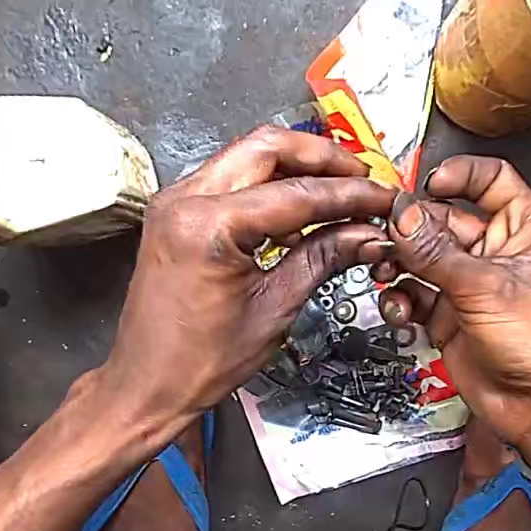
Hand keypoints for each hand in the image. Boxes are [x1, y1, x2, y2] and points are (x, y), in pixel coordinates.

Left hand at [101, 126, 398, 429]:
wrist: (148, 383)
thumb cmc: (199, 361)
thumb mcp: (274, 308)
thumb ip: (322, 258)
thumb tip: (365, 233)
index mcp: (207, 227)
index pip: (296, 193)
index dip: (349, 193)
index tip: (382, 197)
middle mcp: (183, 201)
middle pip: (268, 147)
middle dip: (323, 158)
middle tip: (362, 179)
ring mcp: (175, 203)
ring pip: (249, 157)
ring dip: (297, 169)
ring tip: (338, 196)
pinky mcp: (177, 214)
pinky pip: (232, 182)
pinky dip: (269, 188)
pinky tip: (298, 217)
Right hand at [378, 156, 530, 474]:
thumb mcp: (489, 288)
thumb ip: (437, 252)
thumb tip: (404, 217)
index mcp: (530, 227)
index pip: (491, 180)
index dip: (458, 176)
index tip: (426, 184)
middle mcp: (500, 252)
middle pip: (445, 221)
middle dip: (413, 228)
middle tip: (386, 234)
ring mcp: (473, 285)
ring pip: (423, 259)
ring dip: (400, 263)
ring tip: (385, 268)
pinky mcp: (452, 317)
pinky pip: (416, 296)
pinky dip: (402, 299)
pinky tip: (400, 306)